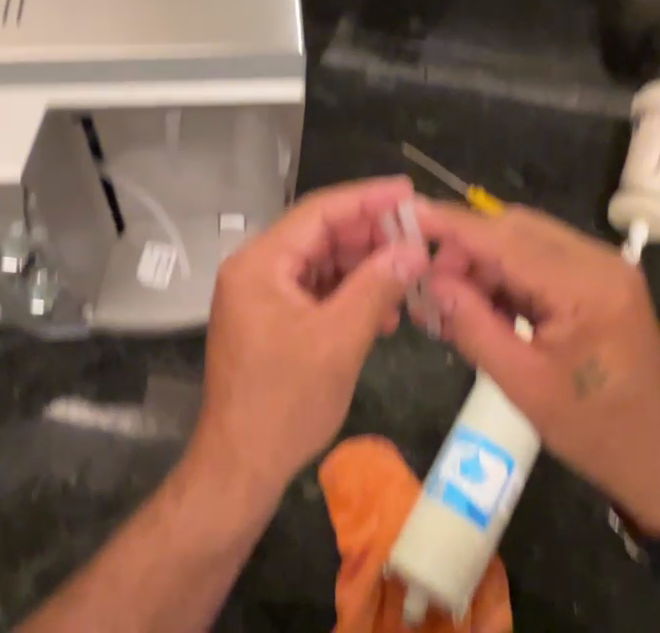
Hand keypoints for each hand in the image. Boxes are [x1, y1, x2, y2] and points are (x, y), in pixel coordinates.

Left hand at [185, 177, 427, 506]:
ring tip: (407, 281)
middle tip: (418, 241)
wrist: (241, 466)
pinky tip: (382, 313)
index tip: (409, 192)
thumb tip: (413, 248)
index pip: (319, 212)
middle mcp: (255, 270)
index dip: (367, 199)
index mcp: (260, 263)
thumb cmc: (286, 402)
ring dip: (363, 271)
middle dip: (370, 239)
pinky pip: (315, 294)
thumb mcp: (339, 340)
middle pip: (319, 236)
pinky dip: (348, 298)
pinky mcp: (271, 322)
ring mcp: (261, 297)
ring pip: (321, 265)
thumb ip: (375, 286)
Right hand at [418, 202, 659, 536]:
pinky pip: (542, 261)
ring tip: (448, 301)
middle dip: (465, 248)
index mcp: (586, 286)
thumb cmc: (595, 431)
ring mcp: (604, 269)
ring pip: (526, 241)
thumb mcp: (523, 384)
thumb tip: (429, 281)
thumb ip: (473, 325)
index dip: (452, 226)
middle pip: (515, 229)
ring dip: (484, 263)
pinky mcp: (601, 283)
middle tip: (426, 283)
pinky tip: (481, 305)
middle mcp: (600, 262)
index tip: (406, 217)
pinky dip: (506, 275)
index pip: (504, 238)